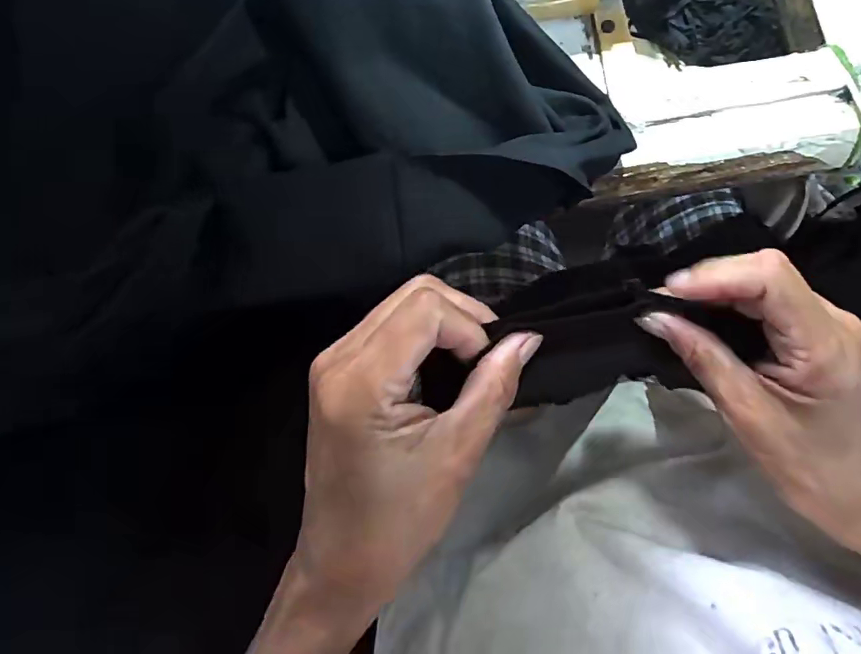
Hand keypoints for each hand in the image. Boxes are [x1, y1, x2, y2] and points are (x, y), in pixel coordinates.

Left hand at [252, 276, 540, 653]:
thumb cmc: (399, 523)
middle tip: (488, 358)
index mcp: (360, 379)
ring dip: (444, 322)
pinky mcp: (336, 367)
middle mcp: (339, 355)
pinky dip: (423, 333)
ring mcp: (332, 359)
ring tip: (471, 362)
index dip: (470, 328)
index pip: (426, 309)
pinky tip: (443, 365)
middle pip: (414, 293)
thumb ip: (492, 387)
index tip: (488, 370)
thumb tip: (527, 338)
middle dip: (462, 316)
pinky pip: (387, 323)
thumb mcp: (456, 455)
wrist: (339, 566)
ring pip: (401, 302)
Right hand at [638, 249, 860, 556]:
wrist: (850, 494)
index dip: (717, 275)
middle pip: (765, 270)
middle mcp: (831, 318)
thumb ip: (702, 356)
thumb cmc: (804, 465)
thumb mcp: (746, 413)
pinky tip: (700, 307)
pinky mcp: (810, 322)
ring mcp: (824, 317)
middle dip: (709, 278)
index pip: (771, 278)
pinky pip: (764, 292)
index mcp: (824, 343)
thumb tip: (654, 316)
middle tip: (663, 299)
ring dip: (714, 284)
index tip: (671, 291)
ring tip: (674, 302)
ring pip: (761, 275)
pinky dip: (726, 295)